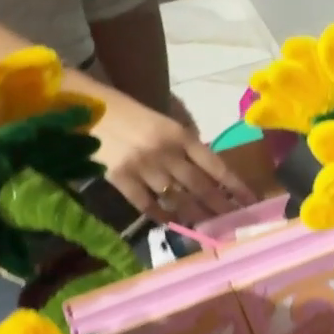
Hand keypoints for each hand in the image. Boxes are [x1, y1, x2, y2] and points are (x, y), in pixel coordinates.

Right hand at [84, 79, 253, 219]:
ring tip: (210, 227)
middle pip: (201, 186)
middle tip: (236, 221)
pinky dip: (161, 215)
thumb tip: (208, 172)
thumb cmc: (127, 112)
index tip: (251, 200)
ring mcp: (143, 166)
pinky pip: (145, 203)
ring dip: (196, 215)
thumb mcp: (163, 122)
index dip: (235, 185)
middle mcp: (166, 152)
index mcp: (180, 135)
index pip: (216, 165)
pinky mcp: (119, 177)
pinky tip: (172, 223)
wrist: (82, 105)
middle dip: (221, 206)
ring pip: (177, 198)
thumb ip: (185, 145)